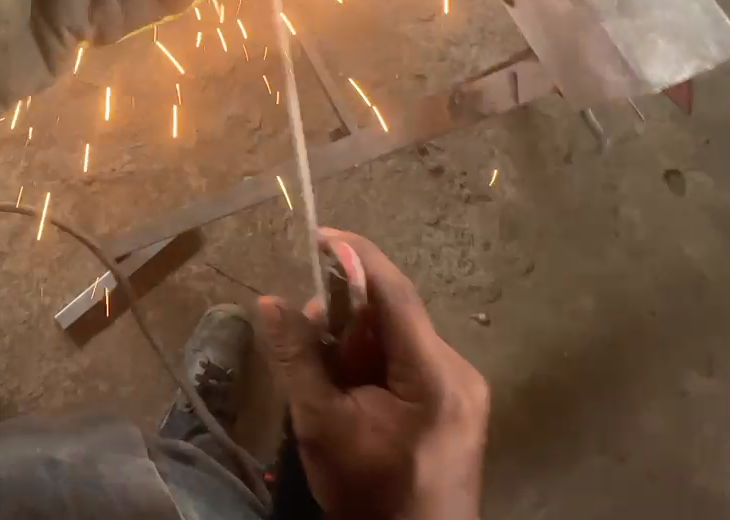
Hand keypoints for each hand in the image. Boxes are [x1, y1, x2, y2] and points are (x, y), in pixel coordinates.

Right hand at [259, 229, 488, 519]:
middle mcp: (457, 371)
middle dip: (346, 314)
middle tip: (307, 333)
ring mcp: (460, 387)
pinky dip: (370, 359)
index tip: (320, 235)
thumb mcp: (322, 425)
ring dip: (355, 341)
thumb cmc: (369, 493)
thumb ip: (298, 358)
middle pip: (393, 313)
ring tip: (326, 376)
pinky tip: (349, 386)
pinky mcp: (453, 401)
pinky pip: (405, 356)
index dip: (357, 256)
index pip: (395, 294)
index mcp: (434, 376)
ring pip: (396, 334)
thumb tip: (269, 300)